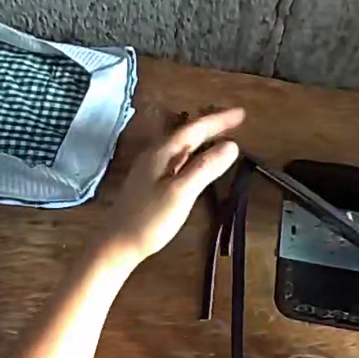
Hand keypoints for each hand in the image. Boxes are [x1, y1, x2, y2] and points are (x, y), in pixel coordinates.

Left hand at [95, 108, 244, 268]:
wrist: (117, 244)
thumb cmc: (149, 220)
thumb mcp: (181, 193)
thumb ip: (205, 168)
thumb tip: (231, 145)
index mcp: (161, 154)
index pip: (194, 129)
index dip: (218, 120)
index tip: (242, 113)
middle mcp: (153, 156)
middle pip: (185, 132)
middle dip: (210, 125)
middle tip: (234, 121)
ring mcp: (148, 170)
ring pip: (179, 146)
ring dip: (200, 139)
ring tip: (220, 136)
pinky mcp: (148, 184)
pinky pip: (175, 159)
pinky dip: (191, 154)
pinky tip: (195, 162)